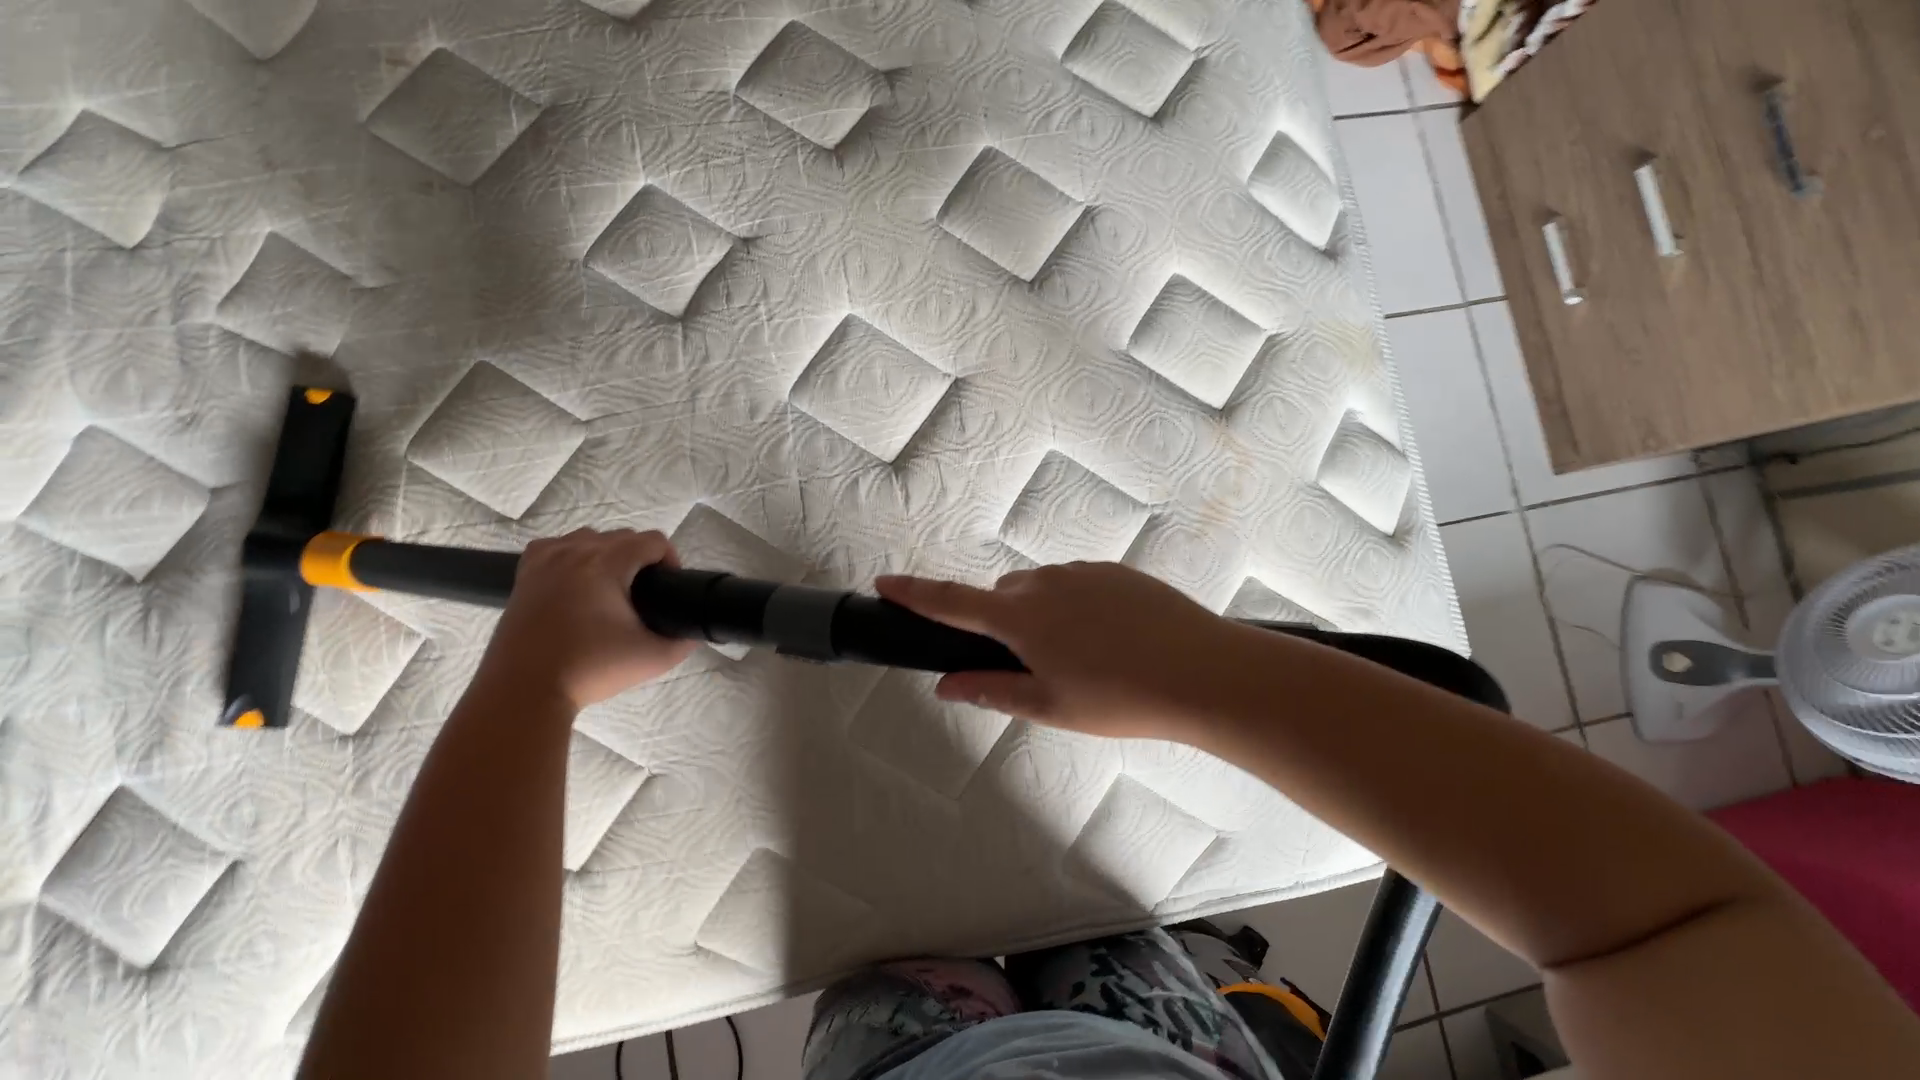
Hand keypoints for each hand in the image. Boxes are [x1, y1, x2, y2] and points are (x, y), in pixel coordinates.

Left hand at [480, 529, 695, 710]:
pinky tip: (575, 582)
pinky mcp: (524, 575)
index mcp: (606, 563)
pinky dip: (571, 557)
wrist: (526, 690)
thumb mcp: (652, 659)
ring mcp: (545, 560)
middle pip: (622, 537)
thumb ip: (683, 642)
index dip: (671, 560)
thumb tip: (693, 633)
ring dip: (607, 555)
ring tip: (611, 591)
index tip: (669, 588)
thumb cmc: (590, 669)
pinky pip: (555, 548)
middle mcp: (575, 551)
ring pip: (588, 538)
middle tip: (644, 597)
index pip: (653, 540)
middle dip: (640, 559)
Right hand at [875, 562, 1246, 740]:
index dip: (914, 593)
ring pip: (1040, 589)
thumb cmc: (1119, 698)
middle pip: (1000, 597)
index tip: (884, 582)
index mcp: (1020, 617)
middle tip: (1032, 667)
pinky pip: (1076, 584)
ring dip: (1039, 615)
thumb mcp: (1049, 706)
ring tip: (1081, 659)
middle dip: (999, 623)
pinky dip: (1074, 606)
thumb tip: (946, 684)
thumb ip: (992, 690)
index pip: (951, 601)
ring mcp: (1083, 572)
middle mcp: (1045, 583)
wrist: (1202, 671)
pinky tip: (1108, 640)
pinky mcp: (1116, 572)